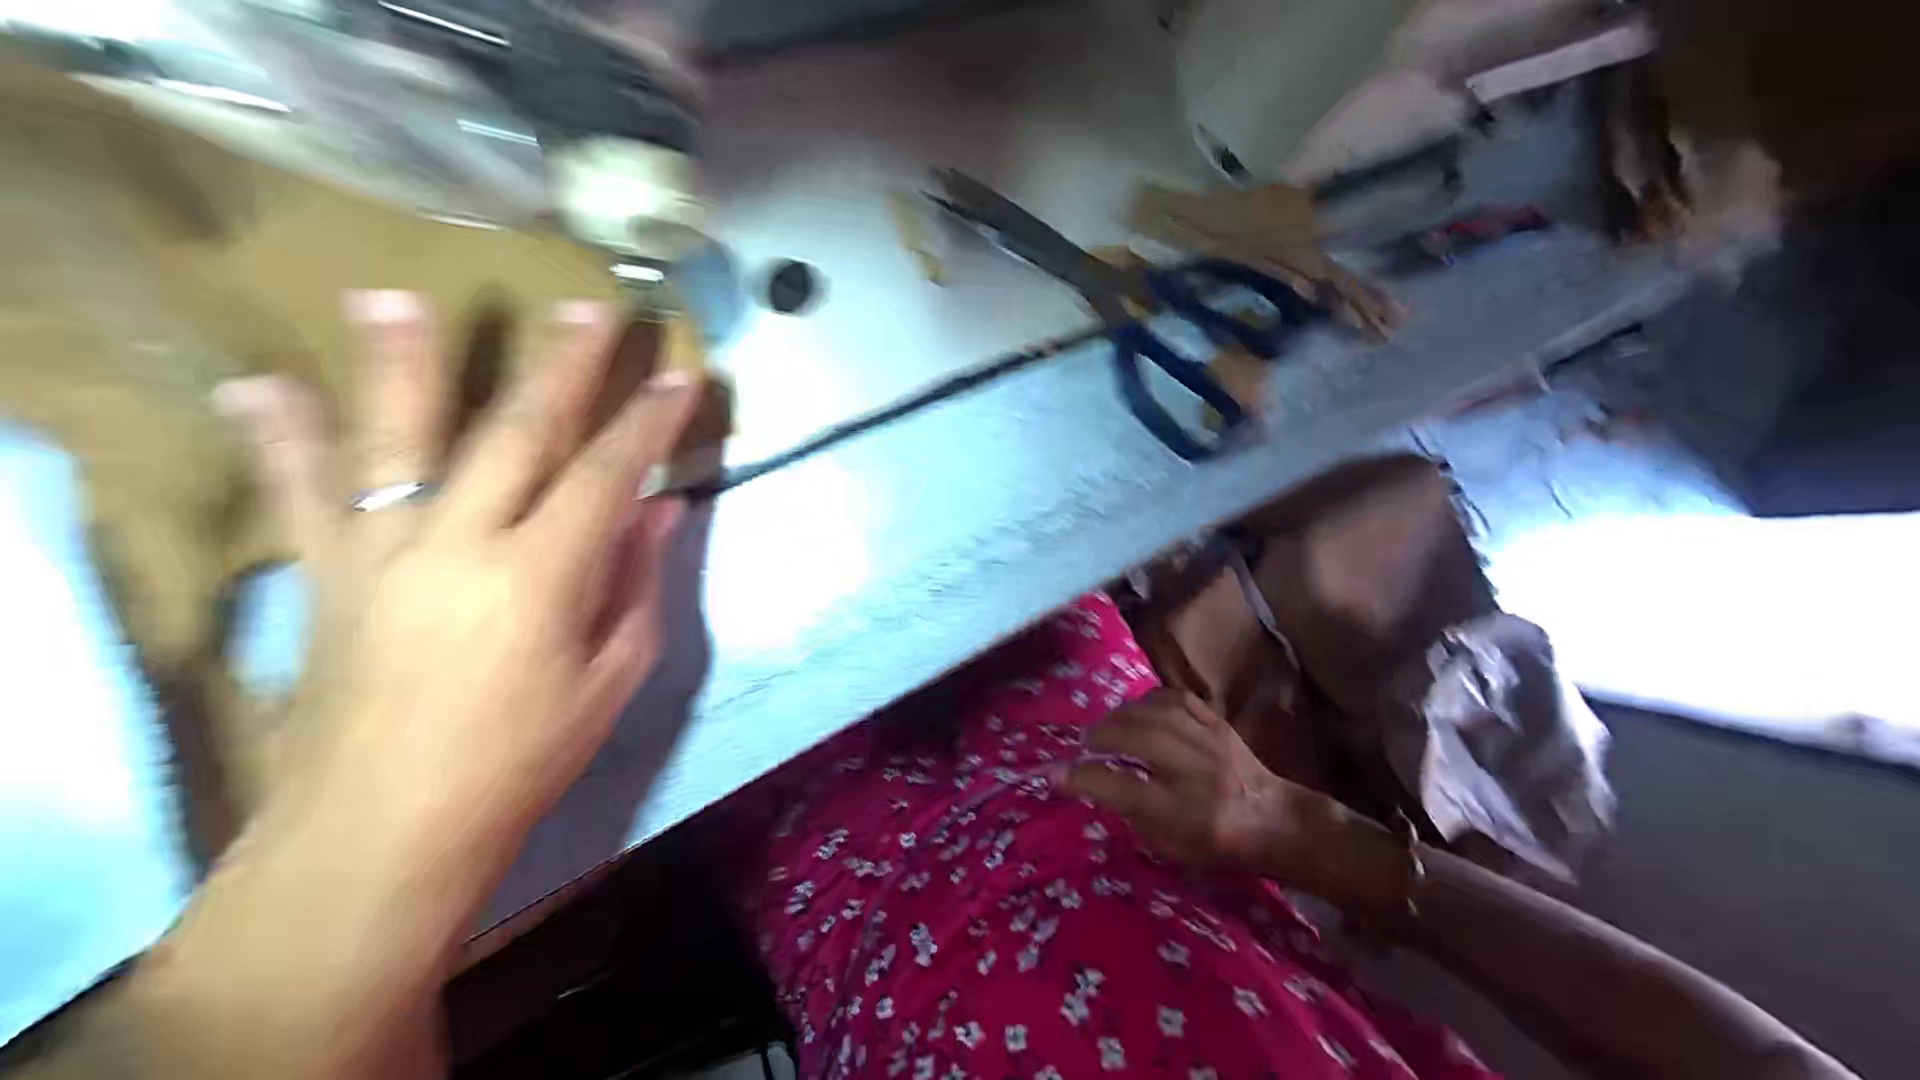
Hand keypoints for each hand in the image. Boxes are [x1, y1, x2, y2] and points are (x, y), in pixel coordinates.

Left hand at [214, 290, 699, 853]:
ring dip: (404, 364)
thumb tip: (660, 511)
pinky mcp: (326, 574)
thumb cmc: (525, 755)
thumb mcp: (612, 674)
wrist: (387, 826)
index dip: (648, 420)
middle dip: (560, 367)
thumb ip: (636, 582)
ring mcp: (380, 551)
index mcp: (541, 575)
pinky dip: (283, 438)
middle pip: (516, 432)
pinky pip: (304, 494)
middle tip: (586, 309)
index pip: (607, 473)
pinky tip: (262, 387)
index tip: (676, 374)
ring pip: (397, 439)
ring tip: (398, 297)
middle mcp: (458, 543)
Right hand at [1064, 688, 1323, 871]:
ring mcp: (1210, 742)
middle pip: (1136, 737)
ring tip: (1108, 726)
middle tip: (1085, 743)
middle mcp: (1196, 772)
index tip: (1055, 773)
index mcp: (1182, 813)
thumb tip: (1079, 779)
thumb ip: (1124, 810)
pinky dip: (1147, 700)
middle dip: (1100, 735)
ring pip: (1153, 711)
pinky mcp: (1217, 721)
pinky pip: (1174, 697)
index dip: (1082, 778)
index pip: (1122, 788)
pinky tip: (1137, 710)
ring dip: (1120, 715)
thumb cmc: (1213, 841)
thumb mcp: (1165, 842)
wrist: (1274, 820)